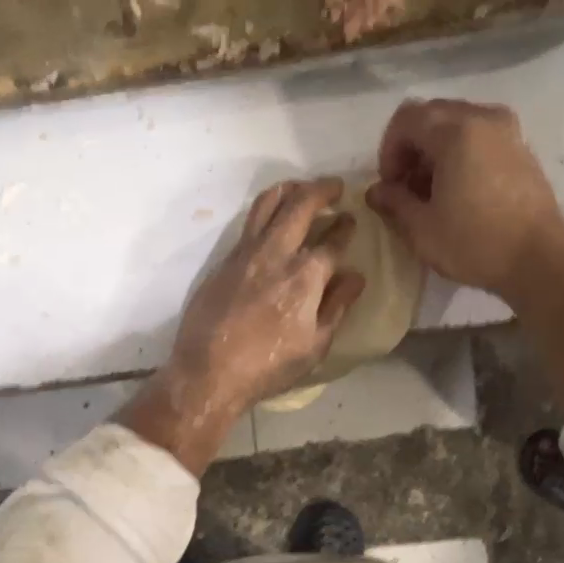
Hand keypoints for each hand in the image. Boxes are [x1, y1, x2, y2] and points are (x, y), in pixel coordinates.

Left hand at [168, 178, 365, 409]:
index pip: (333, 239)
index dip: (345, 227)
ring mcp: (245, 254)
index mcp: (305, 276)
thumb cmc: (267, 368)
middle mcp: (276, 254)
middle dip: (322, 190)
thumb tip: (355, 276)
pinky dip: (265, 212)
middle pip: (301, 205)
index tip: (350, 220)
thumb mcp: (314, 347)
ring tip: (300, 189)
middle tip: (334, 188)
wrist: (208, 373)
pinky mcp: (223, 263)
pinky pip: (248, 225)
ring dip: (289, 190)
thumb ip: (336, 307)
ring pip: (268, 204)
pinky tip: (270, 221)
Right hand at [366, 99, 563, 299]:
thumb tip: (376, 192)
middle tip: (406, 189)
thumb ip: (394, 203)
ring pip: (456, 123)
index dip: (388, 151)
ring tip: (431, 193)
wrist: (538, 257)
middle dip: (411, 148)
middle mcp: (483, 118)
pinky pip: (478, 135)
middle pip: (432, 115)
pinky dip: (459, 154)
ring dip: (434, 152)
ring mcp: (507, 130)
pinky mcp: (520, 147)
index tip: (390, 186)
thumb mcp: (421, 230)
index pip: (406, 119)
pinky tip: (457, 191)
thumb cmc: (474, 243)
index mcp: (455, 132)